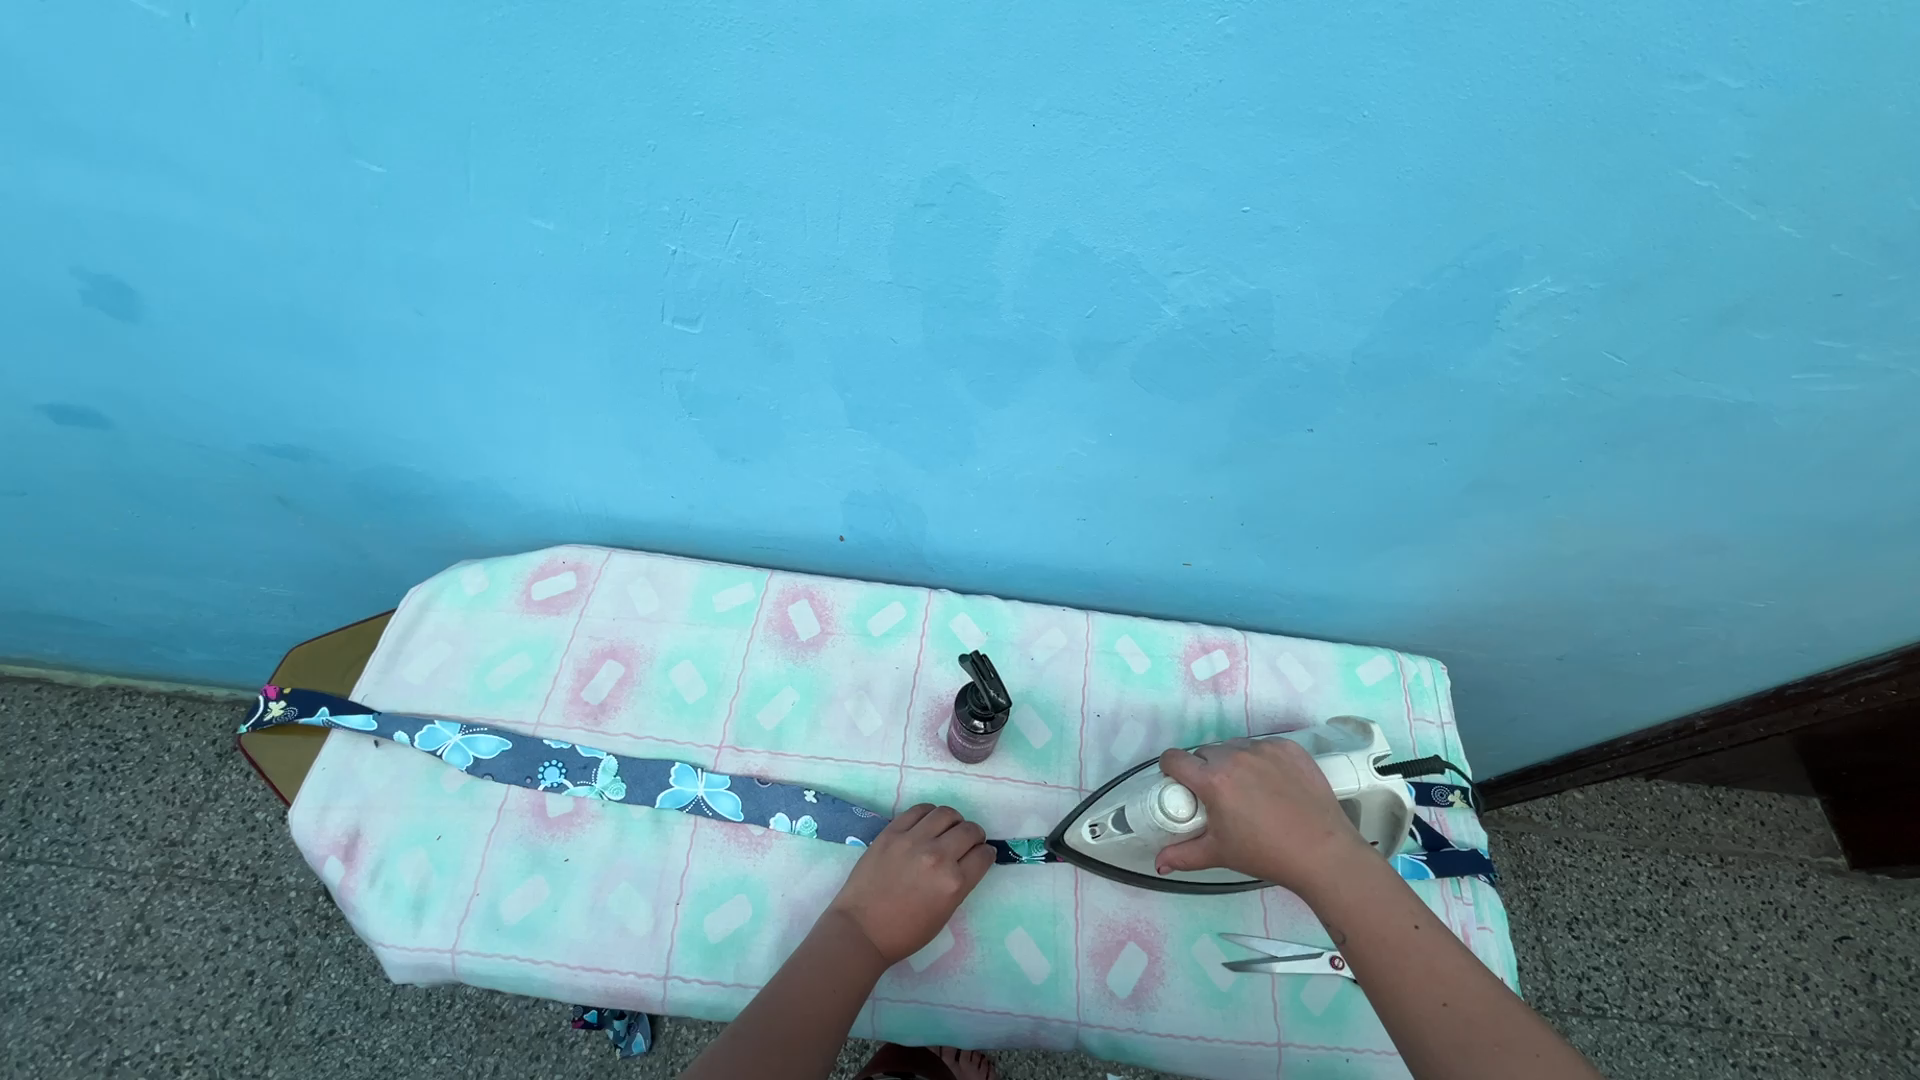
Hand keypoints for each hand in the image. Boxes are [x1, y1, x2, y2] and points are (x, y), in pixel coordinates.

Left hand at [826, 804, 994, 964]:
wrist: (862, 930)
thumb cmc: (905, 931)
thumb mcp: (944, 913)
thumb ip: (960, 884)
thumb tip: (968, 860)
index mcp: (954, 883)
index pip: (983, 855)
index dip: (986, 853)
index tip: (981, 854)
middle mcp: (937, 857)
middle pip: (969, 830)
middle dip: (975, 835)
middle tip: (969, 840)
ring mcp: (913, 841)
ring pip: (946, 813)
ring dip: (955, 820)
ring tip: (948, 828)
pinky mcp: (892, 832)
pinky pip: (919, 810)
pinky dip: (930, 813)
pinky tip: (928, 822)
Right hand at [1154, 738, 1374, 895]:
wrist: (1324, 853)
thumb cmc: (1267, 854)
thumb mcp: (1220, 854)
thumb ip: (1183, 855)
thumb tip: (1159, 863)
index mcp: (1212, 780)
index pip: (1174, 758)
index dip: (1170, 769)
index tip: (1178, 781)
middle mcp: (1234, 757)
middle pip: (1205, 752)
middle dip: (1204, 768)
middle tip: (1217, 794)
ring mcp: (1264, 749)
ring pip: (1234, 746)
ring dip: (1232, 761)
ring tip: (1247, 789)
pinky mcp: (1289, 748)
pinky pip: (1263, 746)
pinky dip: (1261, 759)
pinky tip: (1272, 782)